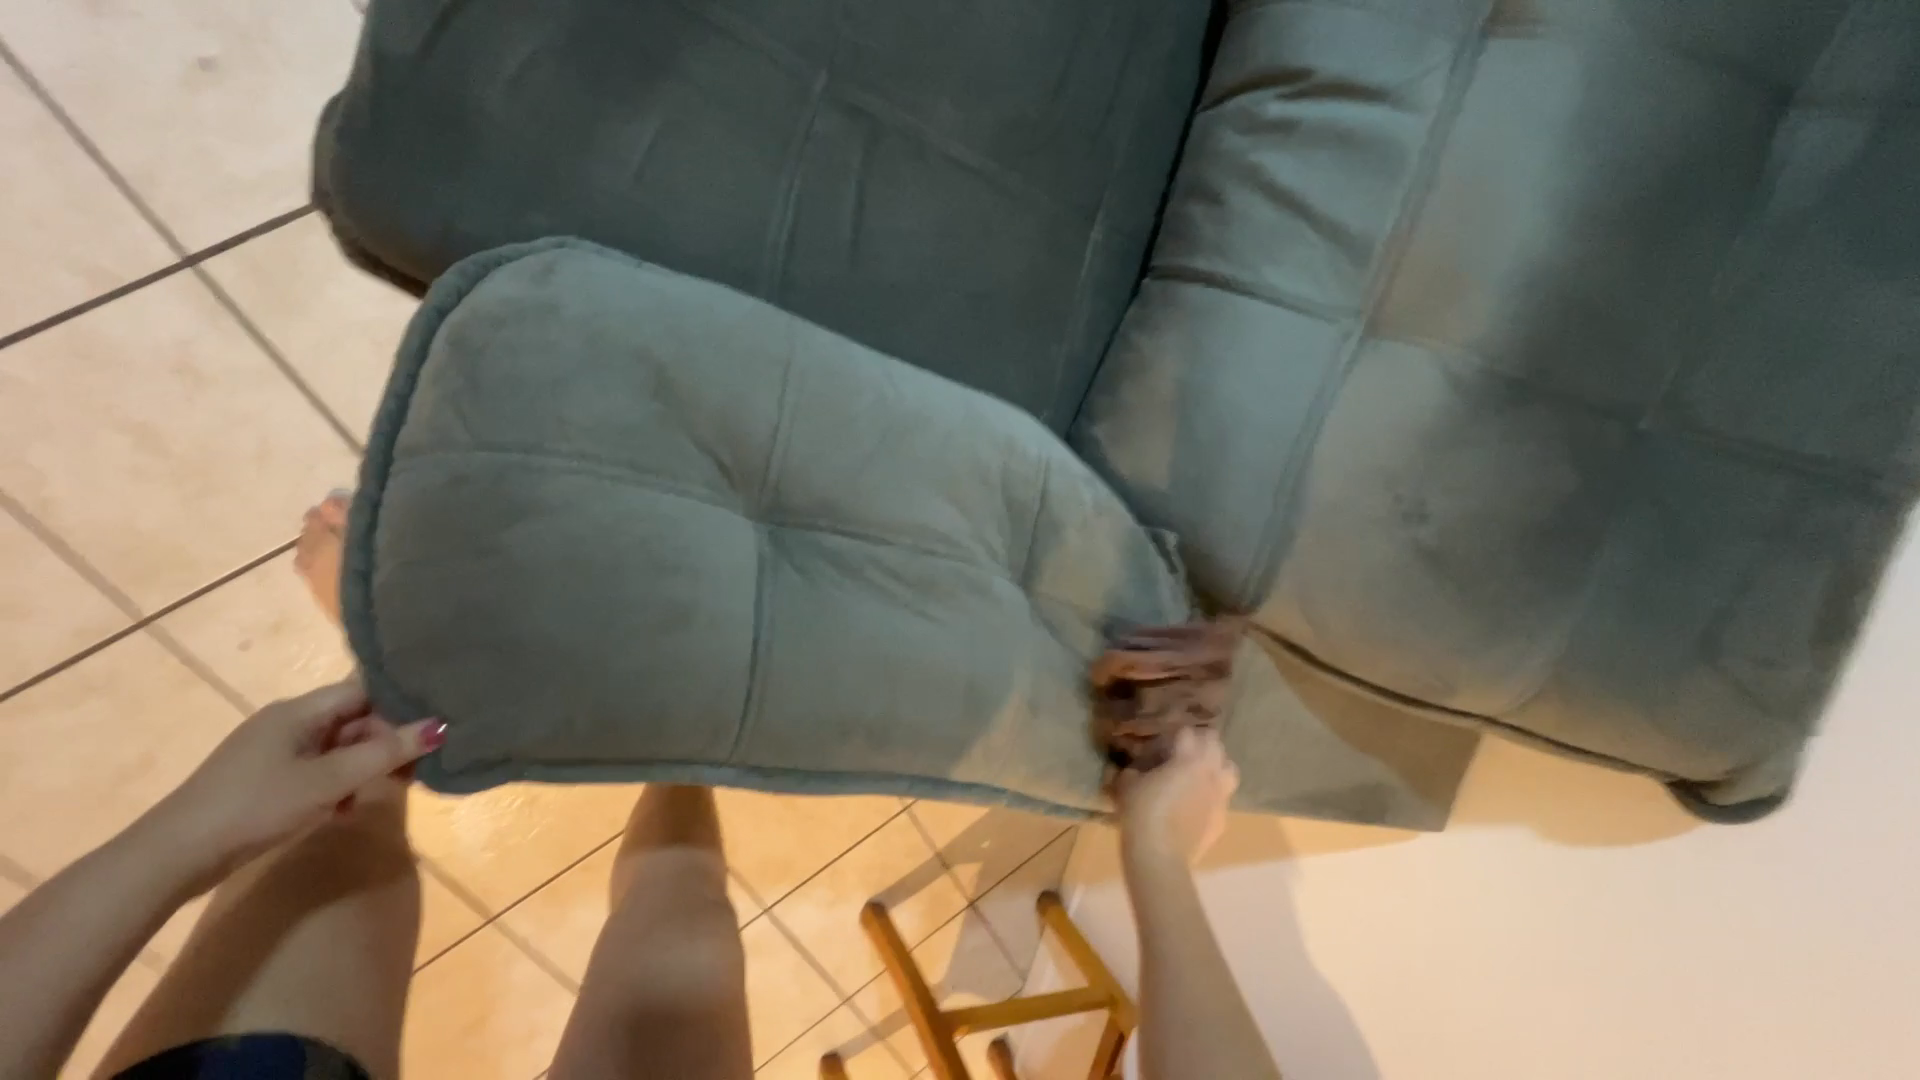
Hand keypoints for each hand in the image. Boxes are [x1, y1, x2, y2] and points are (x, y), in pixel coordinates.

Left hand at [138, 679, 443, 889]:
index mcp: (299, 710)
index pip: (366, 690)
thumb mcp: (330, 780)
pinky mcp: (267, 779)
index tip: (437, 720)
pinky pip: (320, 768)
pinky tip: (348, 809)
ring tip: (390, 788)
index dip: (402, 702)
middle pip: (356, 718)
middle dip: (388, 740)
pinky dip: (342, 783)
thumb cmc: (254, 807)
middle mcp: (288, 722)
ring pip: (340, 746)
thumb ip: (387, 752)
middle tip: (420, 765)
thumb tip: (441, 726)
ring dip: (367, 765)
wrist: (171, 860)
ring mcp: (275, 751)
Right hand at [1113, 728, 1238, 868]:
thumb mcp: (1127, 783)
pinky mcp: (1223, 819)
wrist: (1160, 855)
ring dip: (1216, 765)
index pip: (1187, 731)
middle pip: (1215, 743)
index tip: (1160, 742)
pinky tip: (1196, 804)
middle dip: (1200, 742)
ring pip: (1229, 768)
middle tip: (1180, 751)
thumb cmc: (1142, 812)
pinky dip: (1213, 795)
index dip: (1172, 734)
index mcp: (1189, 758)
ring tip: (1198, 773)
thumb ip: (1134, 769)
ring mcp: (1221, 796)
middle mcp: (1211, 772)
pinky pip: (1223, 798)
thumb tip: (1135, 768)